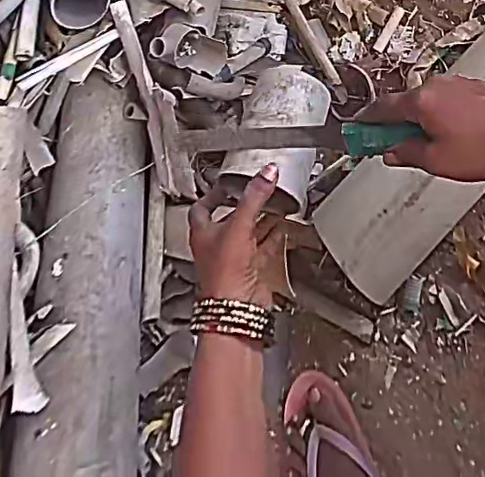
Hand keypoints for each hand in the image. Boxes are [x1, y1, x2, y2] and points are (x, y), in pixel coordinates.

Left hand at [188, 163, 281, 305]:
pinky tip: (281, 229)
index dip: (215, 194)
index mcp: (203, 232)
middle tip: (258, 191)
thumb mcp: (239, 225)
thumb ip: (254, 197)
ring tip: (274, 205)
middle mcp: (216, 245)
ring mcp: (234, 259)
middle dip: (245, 205)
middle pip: (230, 218)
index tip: (228, 184)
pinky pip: (263, 248)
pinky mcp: (251, 271)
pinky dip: (272, 237)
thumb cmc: (224, 275)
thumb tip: (266, 173)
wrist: (237, 311)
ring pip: (248, 233)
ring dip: (261, 219)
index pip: (204, 206)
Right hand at [353, 74, 484, 181]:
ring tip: (431, 141)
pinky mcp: (471, 86)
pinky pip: (446, 98)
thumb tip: (390, 153)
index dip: (367, 120)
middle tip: (395, 142)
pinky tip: (452, 130)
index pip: (382, 108)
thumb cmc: (481, 149)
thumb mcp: (437, 161)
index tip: (358, 128)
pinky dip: (440, 111)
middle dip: (397, 122)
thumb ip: (407, 154)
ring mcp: (453, 83)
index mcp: (419, 101)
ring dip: (421, 117)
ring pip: (426, 100)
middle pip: (404, 103)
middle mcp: (433, 86)